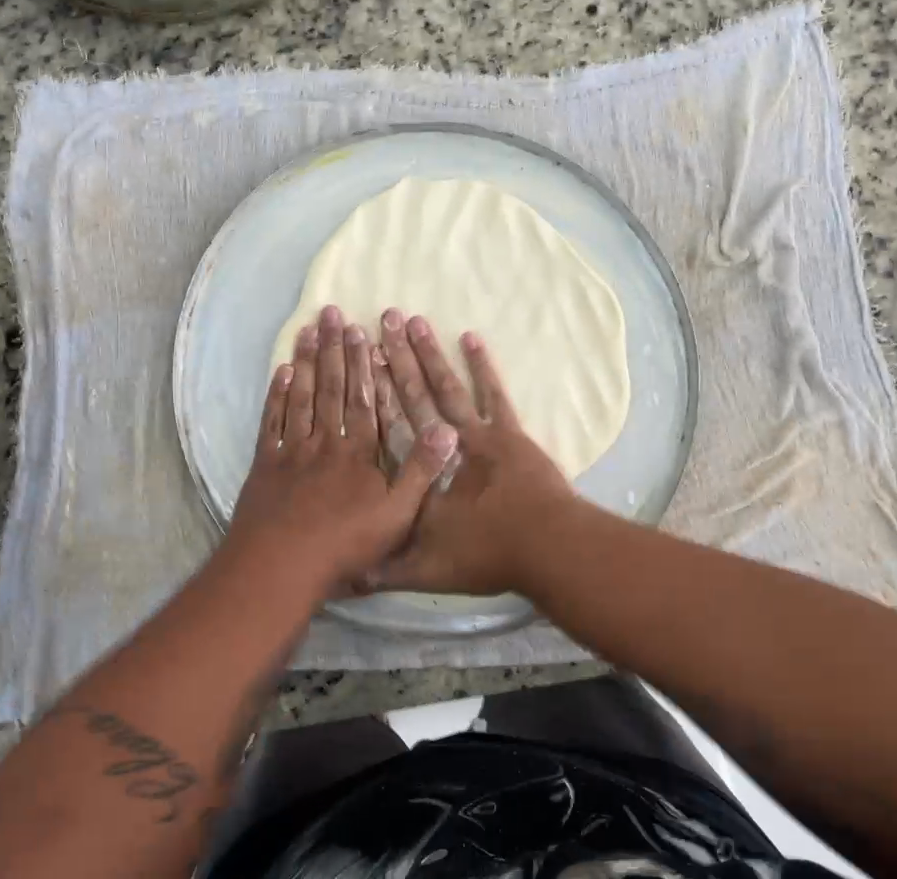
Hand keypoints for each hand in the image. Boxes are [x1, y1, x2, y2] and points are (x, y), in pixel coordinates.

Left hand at [224, 305, 459, 596]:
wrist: (282, 564)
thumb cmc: (345, 544)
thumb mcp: (398, 515)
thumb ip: (422, 471)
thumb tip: (448, 430)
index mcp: (358, 453)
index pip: (363, 399)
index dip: (362, 364)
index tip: (360, 331)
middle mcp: (324, 442)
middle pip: (330, 388)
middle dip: (332, 349)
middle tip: (329, 314)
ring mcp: (291, 451)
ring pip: (300, 398)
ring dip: (304, 362)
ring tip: (305, 330)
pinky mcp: (265, 465)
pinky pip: (271, 423)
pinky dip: (276, 397)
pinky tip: (280, 374)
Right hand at [374, 309, 586, 595]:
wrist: (549, 546)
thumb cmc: (487, 555)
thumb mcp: (427, 570)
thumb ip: (387, 570)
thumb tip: (347, 577)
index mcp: (421, 472)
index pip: (390, 424)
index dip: (372, 393)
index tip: (357, 361)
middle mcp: (447, 444)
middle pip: (415, 395)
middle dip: (395, 359)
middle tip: (381, 321)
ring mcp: (482, 435)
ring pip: (448, 386)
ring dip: (429, 354)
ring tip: (413, 320)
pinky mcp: (512, 435)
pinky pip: (494, 394)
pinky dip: (482, 366)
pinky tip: (471, 337)